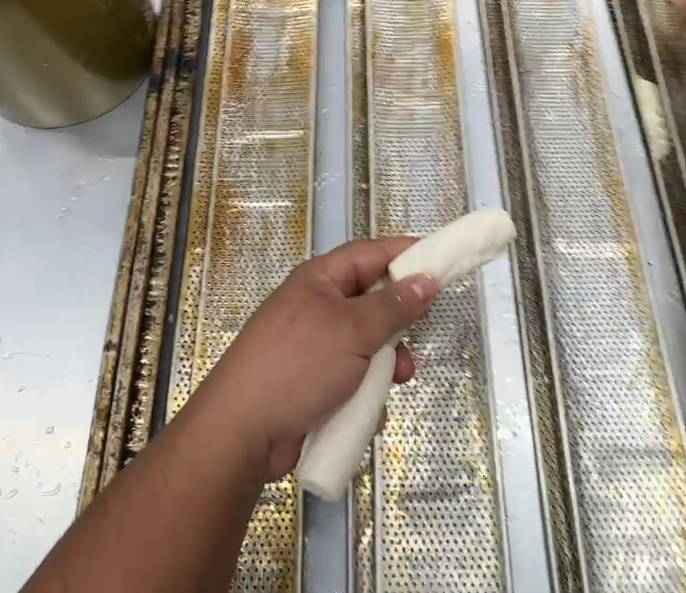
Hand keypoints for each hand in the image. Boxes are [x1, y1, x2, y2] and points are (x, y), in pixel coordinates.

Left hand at [182, 237, 439, 482]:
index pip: (371, 253)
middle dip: (399, 322)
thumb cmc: (298, 366)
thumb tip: (427, 278)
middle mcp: (316, 307)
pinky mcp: (313, 384)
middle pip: (372, 301)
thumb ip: (395, 306)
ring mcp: (314, 347)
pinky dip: (365, 392)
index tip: (443, 262)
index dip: (407, 254)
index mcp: (320, 280)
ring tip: (397, 380)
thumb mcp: (353, 330)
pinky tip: (368, 410)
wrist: (242, 432)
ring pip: (367, 345)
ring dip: (386, 363)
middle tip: (419, 334)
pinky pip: (353, 378)